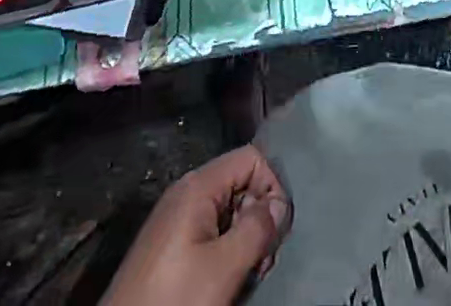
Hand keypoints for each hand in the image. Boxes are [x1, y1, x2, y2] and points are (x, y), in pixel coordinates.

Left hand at [100, 146, 291, 305]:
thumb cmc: (175, 299)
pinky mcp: (171, 243)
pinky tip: (227, 279)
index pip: (251, 158)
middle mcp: (186, 192)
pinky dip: (227, 249)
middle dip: (259, 218)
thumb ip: (258, 228)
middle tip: (262, 261)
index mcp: (198, 186)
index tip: (274, 229)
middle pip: (241, 184)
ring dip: (246, 239)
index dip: (271, 188)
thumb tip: (279, 204)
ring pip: (229, 210)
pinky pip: (212, 230)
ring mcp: (177, 218)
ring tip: (247, 274)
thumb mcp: (224, 266)